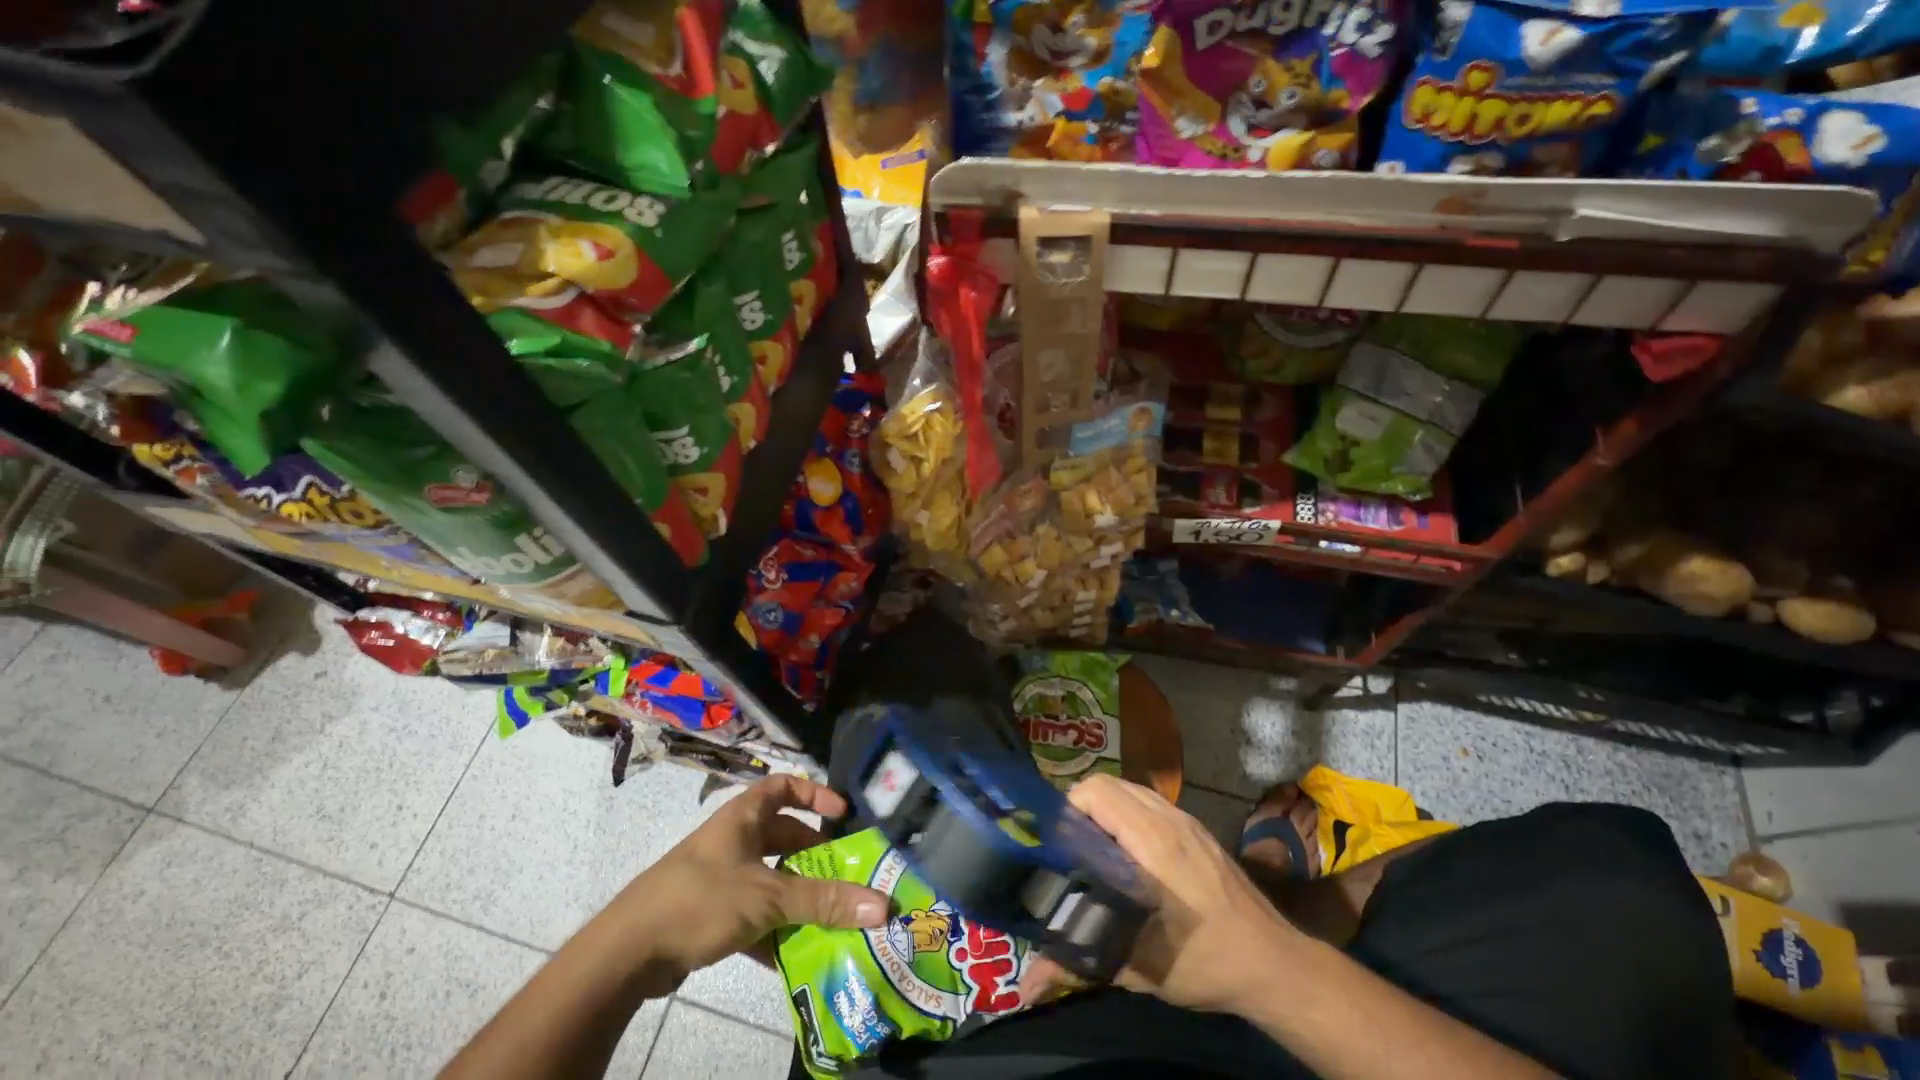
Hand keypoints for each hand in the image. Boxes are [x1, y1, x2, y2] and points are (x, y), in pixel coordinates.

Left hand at [610, 774, 887, 993]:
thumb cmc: (700, 900)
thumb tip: (882, 904)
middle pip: (782, 837)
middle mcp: (732, 842)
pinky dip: (775, 930)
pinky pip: (754, 916)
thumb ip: (824, 901)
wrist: (629, 951)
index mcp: (741, 819)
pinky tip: (795, 955)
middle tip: (847, 873)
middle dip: (815, 855)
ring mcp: (719, 879)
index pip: (782, 787)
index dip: (814, 794)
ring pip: (771, 879)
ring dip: (798, 897)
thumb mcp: (768, 896)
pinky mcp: (709, 915)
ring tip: (832, 916)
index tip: (843, 815)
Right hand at [1034, 774, 1306, 1014]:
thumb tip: (1024, 987)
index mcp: (1152, 841)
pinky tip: (1127, 859)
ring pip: (1132, 793)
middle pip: (1110, 785)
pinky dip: (1129, 818)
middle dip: (1080, 810)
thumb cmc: (1206, 962)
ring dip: (1106, 813)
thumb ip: (1077, 965)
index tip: (1052, 845)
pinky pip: (1152, 806)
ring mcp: (1189, 823)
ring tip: (1091, 854)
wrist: (1277, 965)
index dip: (1066, 810)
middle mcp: (1170, 820)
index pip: (1095, 791)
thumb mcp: (1138, 967)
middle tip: (1066, 851)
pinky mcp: (1200, 833)